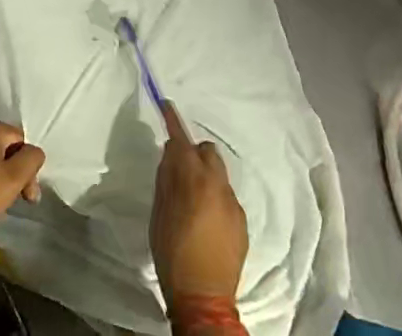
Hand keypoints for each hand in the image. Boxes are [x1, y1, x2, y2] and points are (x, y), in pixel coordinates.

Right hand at [150, 102, 247, 302]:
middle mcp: (218, 185)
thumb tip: (170, 153)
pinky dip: (214, 195)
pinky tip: (204, 217)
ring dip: (205, 174)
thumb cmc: (171, 252)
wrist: (204, 297)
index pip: (181, 140)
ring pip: (219, 173)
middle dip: (193, 151)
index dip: (173, 120)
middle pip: (207, 151)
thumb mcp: (159, 212)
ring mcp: (233, 203)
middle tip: (177, 168)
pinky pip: (226, 195)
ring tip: (191, 197)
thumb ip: (165, 178)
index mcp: (193, 180)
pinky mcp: (242, 221)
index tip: (167, 105)